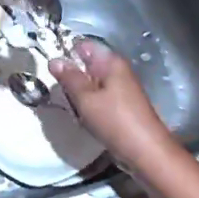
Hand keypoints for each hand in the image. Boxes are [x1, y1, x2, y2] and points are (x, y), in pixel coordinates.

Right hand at [50, 38, 180, 172]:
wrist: (146, 152)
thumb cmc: (115, 121)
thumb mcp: (86, 98)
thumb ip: (69, 78)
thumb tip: (54, 59)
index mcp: (111, 61)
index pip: (83, 45)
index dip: (65, 54)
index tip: (52, 71)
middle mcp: (118, 70)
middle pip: (86, 65)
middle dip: (71, 77)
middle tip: (61, 94)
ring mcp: (121, 88)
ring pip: (91, 83)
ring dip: (79, 95)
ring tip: (73, 109)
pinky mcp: (122, 105)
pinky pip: (99, 98)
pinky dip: (89, 106)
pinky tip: (85, 119)